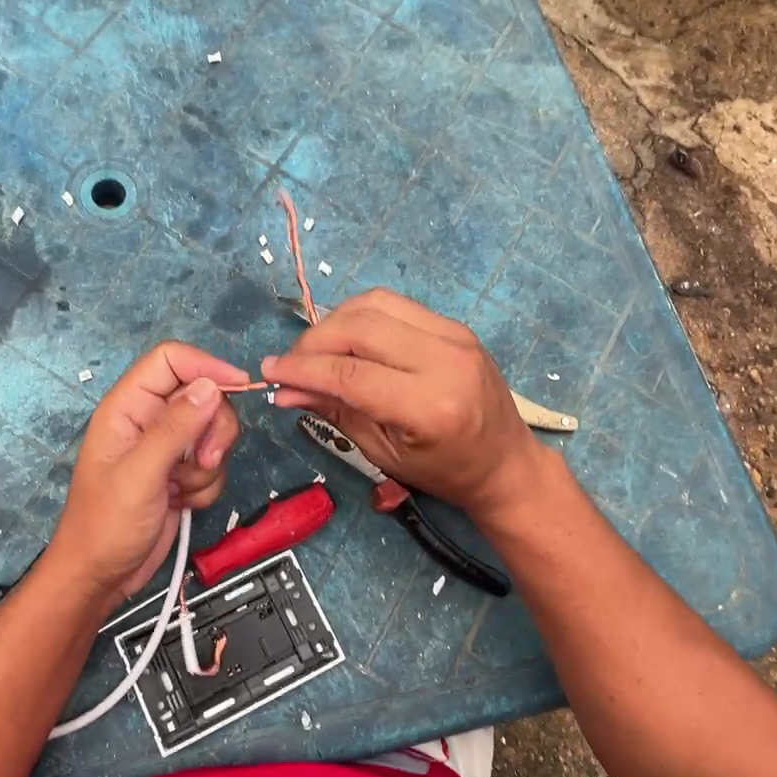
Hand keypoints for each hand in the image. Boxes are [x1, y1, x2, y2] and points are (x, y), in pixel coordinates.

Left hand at [49, 343, 247, 603]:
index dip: (206, 366)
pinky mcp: (181, 473)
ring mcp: (166, 448)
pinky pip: (213, 464)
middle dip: (213, 430)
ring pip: (213, 433)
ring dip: (208, 464)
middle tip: (203, 459)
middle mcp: (148, 420)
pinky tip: (182, 502)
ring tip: (180, 489)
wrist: (101, 576)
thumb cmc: (104, 526)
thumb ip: (175, 428)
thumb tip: (210, 386)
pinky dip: (206, 485)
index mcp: (128, 407)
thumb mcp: (139, 474)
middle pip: (203, 396)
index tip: (240, 386)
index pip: (171, 361)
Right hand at [262, 289, 551, 520]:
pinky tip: (345, 340)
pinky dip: (360, 316)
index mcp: (430, 406)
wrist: (507, 463)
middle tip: (289, 364)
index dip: (303, 369)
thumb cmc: (444, 472)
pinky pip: (394, 305)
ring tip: (314, 351)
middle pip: (360, 327)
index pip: (350, 374)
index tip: (268, 371)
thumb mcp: (382, 453)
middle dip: (313, 341)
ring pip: (375, 304)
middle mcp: (445, 360)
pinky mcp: (455, 325)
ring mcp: (455, 335)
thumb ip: (334, 412)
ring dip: (334, 322)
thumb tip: (284, 389)